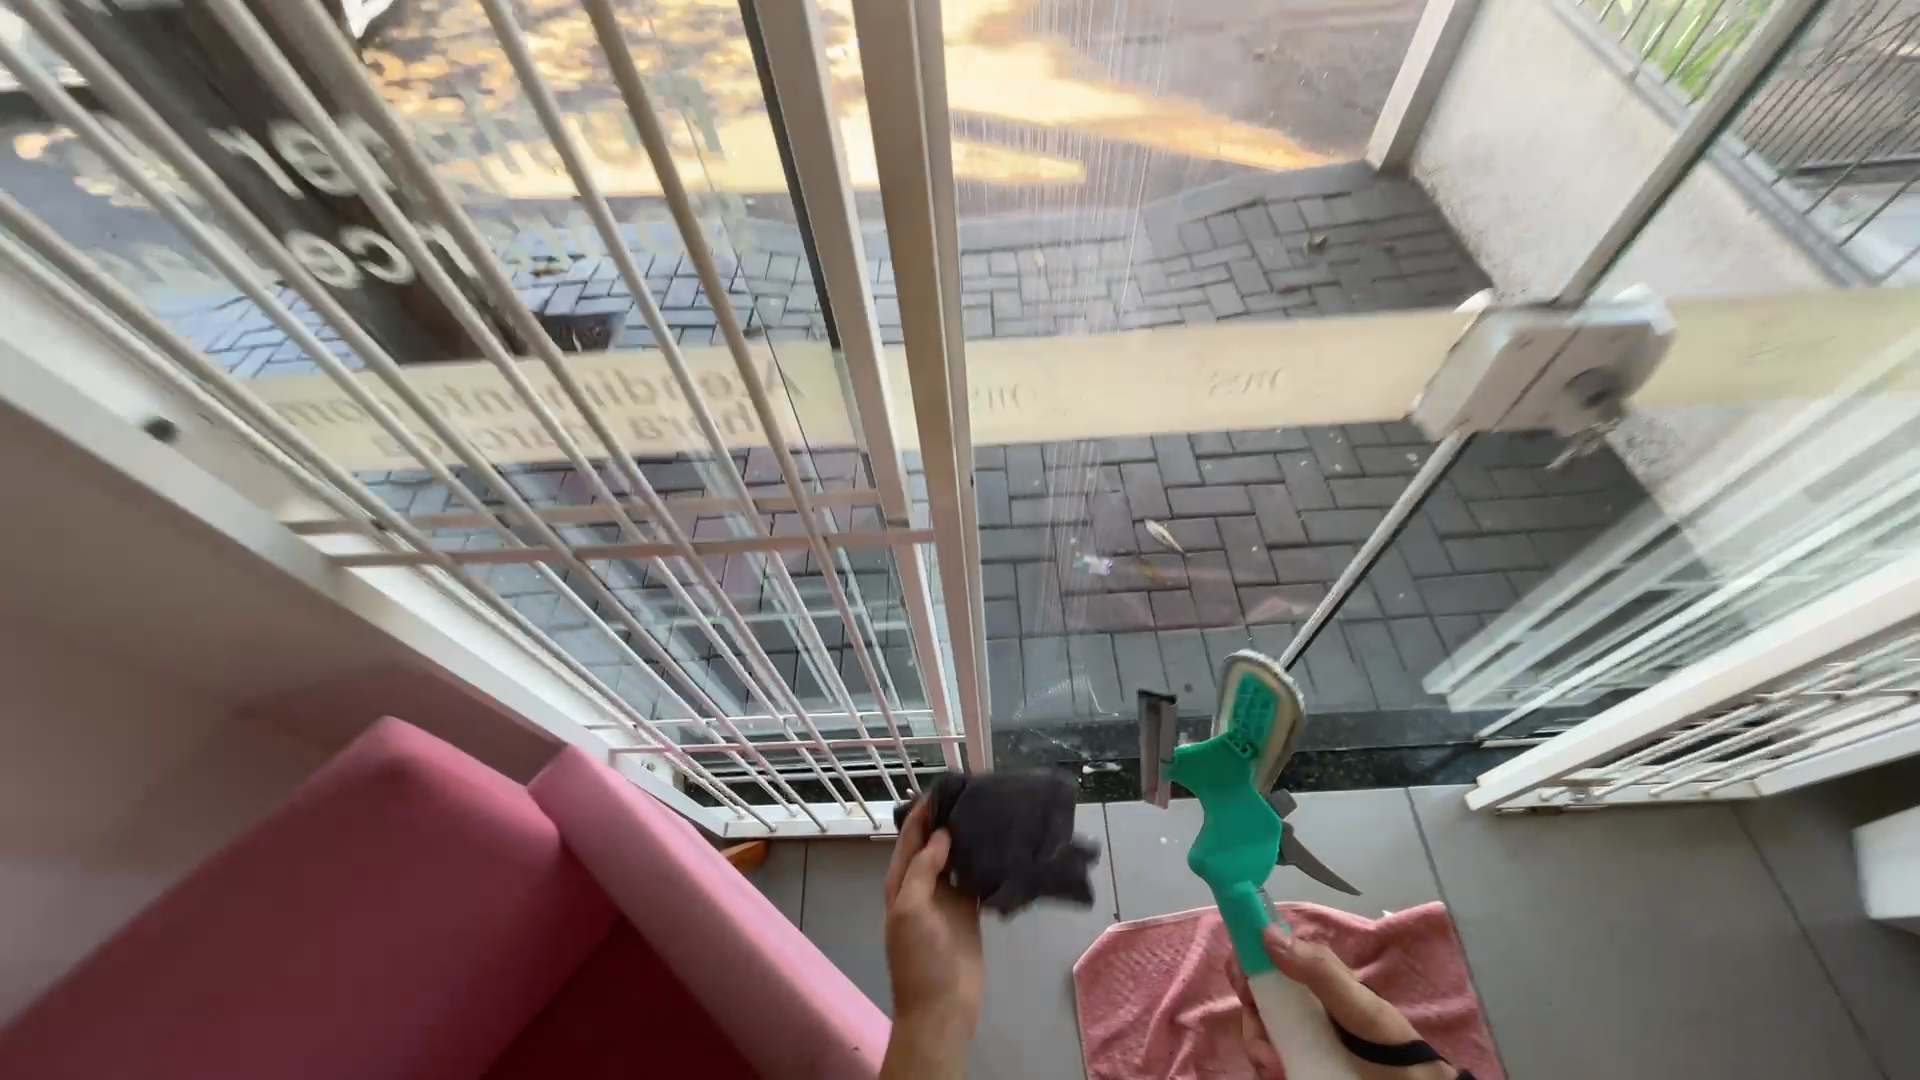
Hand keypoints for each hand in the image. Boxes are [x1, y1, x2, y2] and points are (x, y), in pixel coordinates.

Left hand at [882, 798, 983, 1035]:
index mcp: (901, 882)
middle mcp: (922, 885)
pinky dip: (982, 860)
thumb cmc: (919, 959)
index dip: (923, 811)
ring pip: (954, 857)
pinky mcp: (967, 910)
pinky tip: (998, 844)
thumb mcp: (910, 910)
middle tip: (972, 792)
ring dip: (966, 837)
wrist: (942, 1008)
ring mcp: (946, 898)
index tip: (943, 786)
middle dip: (946, 818)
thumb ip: (922, 869)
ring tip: (987, 810)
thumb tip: (941, 835)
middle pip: (933, 843)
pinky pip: (973, 877)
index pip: (910, 836)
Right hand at [1226, 923, 1455, 1079]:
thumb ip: (1317, 970)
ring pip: (1256, 1031)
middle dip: (1251, 1020)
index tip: (1242, 985)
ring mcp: (1297, 1036)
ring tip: (1276, 1071)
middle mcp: (1299, 1002)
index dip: (1245, 964)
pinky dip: (1265, 1067)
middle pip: (1254, 997)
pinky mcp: (1296, 1064)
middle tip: (1264, 1046)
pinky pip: (1265, 1060)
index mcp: (1311, 976)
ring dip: (1257, 1049)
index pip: (1264, 955)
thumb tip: (1265, 932)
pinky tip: (1278, 1076)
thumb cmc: (1391, 1048)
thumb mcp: (1360, 1007)